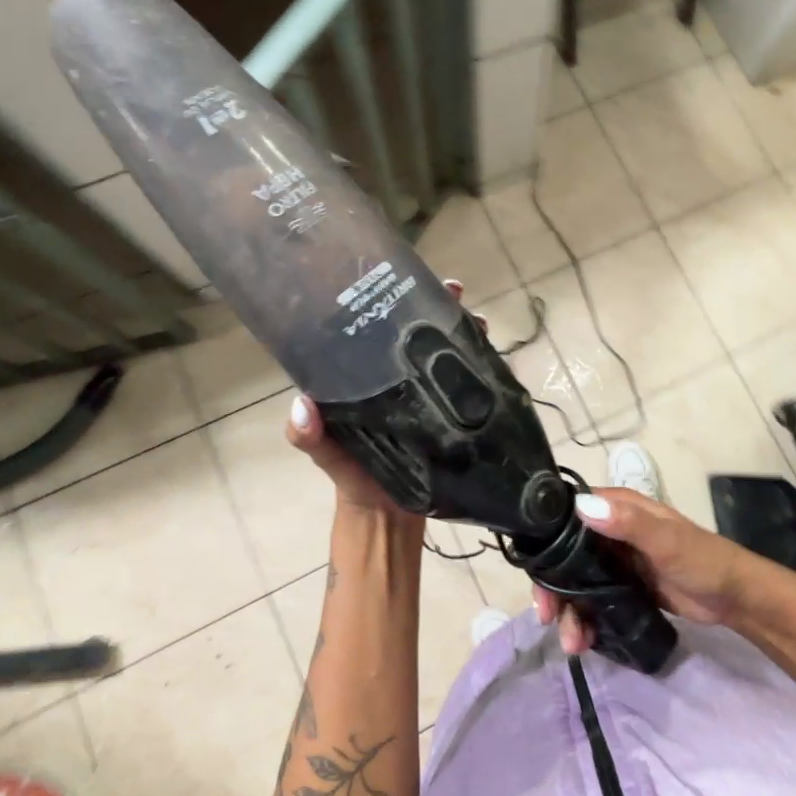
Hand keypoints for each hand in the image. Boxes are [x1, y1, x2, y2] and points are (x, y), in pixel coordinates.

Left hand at [284, 278, 478, 517]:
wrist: (388, 515)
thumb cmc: (353, 478)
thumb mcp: (327, 455)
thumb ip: (309, 436)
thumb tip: (302, 407)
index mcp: (364, 376)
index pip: (377, 328)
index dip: (391, 300)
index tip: (405, 279)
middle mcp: (397, 375)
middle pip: (418, 330)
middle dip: (438, 306)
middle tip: (455, 291)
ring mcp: (426, 390)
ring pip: (446, 349)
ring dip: (464, 330)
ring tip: (479, 319)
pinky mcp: (450, 408)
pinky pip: (465, 379)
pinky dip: (479, 362)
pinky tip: (494, 354)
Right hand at [534, 487, 753, 653]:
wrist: (734, 598)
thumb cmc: (702, 560)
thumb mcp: (667, 541)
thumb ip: (629, 523)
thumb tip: (583, 506)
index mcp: (620, 508)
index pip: (569, 513)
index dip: (547, 538)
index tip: (534, 568)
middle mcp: (613, 530)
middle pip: (566, 554)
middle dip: (554, 586)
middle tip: (546, 617)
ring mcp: (618, 560)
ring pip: (578, 582)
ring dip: (570, 611)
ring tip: (572, 643)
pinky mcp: (625, 586)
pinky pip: (594, 601)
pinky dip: (585, 620)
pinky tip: (585, 642)